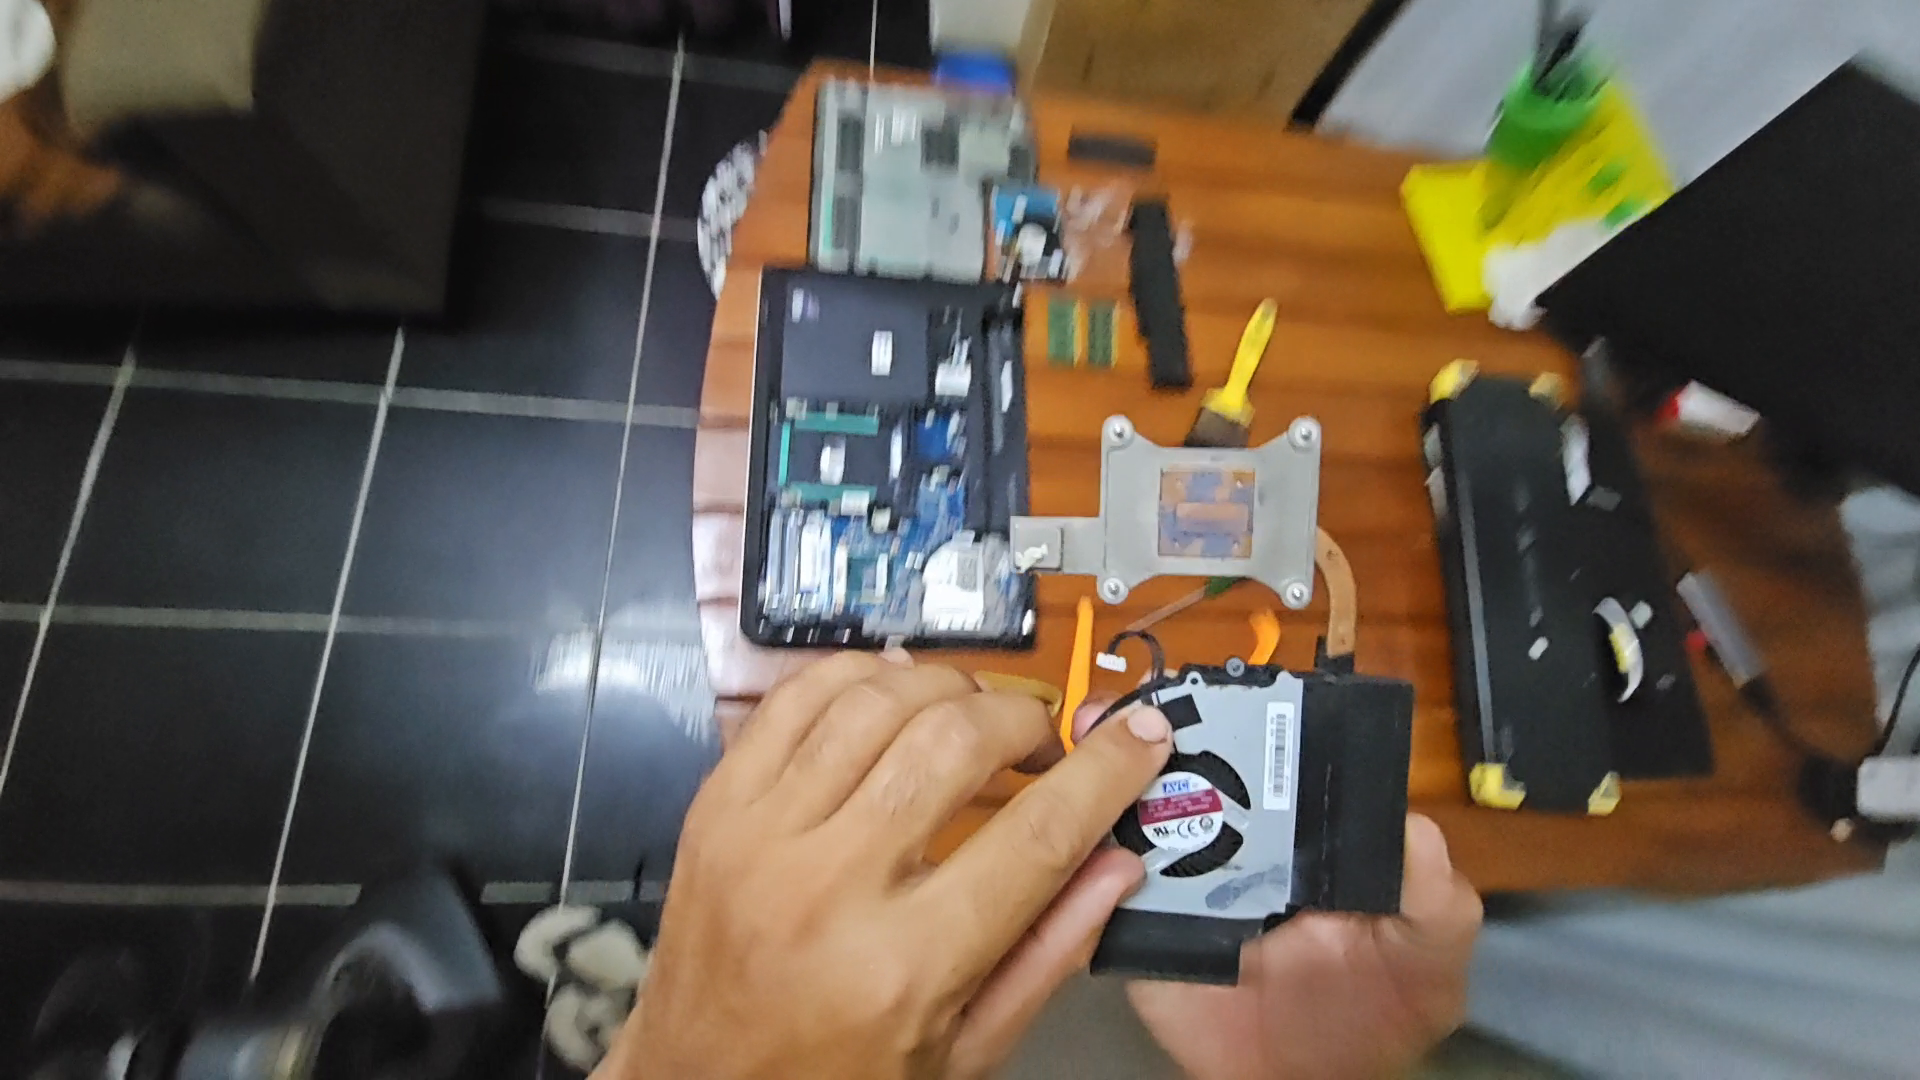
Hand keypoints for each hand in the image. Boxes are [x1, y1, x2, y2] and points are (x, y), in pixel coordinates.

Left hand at [598, 652, 1174, 1079]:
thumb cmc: (842, 1076)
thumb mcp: (963, 1050)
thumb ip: (1048, 950)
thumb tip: (1119, 856)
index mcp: (904, 966)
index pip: (1034, 837)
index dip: (1104, 772)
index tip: (1142, 732)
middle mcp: (828, 885)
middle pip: (952, 742)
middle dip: (1020, 720)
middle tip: (1037, 739)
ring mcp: (760, 831)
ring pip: (876, 700)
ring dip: (946, 684)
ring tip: (972, 710)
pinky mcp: (719, 800)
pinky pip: (798, 695)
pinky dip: (861, 671)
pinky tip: (895, 685)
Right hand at [1074, 700, 1484, 1079]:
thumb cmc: (1368, 1016)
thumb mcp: (1424, 959)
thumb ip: (1432, 900)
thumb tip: (1414, 828)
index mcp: (1287, 829)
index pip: (1251, 758)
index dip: (1220, 718)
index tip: (1189, 693)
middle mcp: (1224, 836)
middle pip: (1175, 770)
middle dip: (1133, 731)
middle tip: (1105, 713)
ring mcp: (1174, 875)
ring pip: (1129, 809)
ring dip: (1097, 771)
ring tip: (1078, 740)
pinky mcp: (1135, 916)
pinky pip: (1099, 874)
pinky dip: (1076, 844)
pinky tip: (1058, 821)